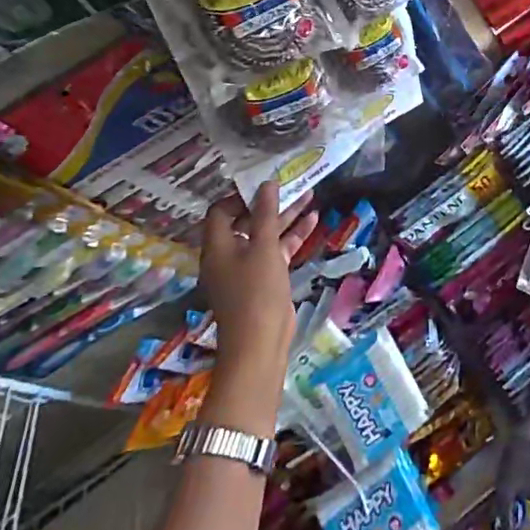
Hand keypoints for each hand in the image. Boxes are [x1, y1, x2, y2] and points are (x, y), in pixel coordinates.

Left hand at [199, 182, 317, 423]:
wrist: (260, 346)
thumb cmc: (256, 292)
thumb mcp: (264, 247)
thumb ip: (266, 214)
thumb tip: (266, 184)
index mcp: (217, 245)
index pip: (221, 210)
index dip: (241, 194)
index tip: (264, 183)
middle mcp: (227, 254)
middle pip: (245, 220)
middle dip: (269, 203)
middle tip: (290, 184)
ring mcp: (245, 269)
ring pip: (265, 235)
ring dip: (285, 217)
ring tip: (309, 195)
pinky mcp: (263, 281)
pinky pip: (275, 252)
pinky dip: (290, 238)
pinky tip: (313, 221)